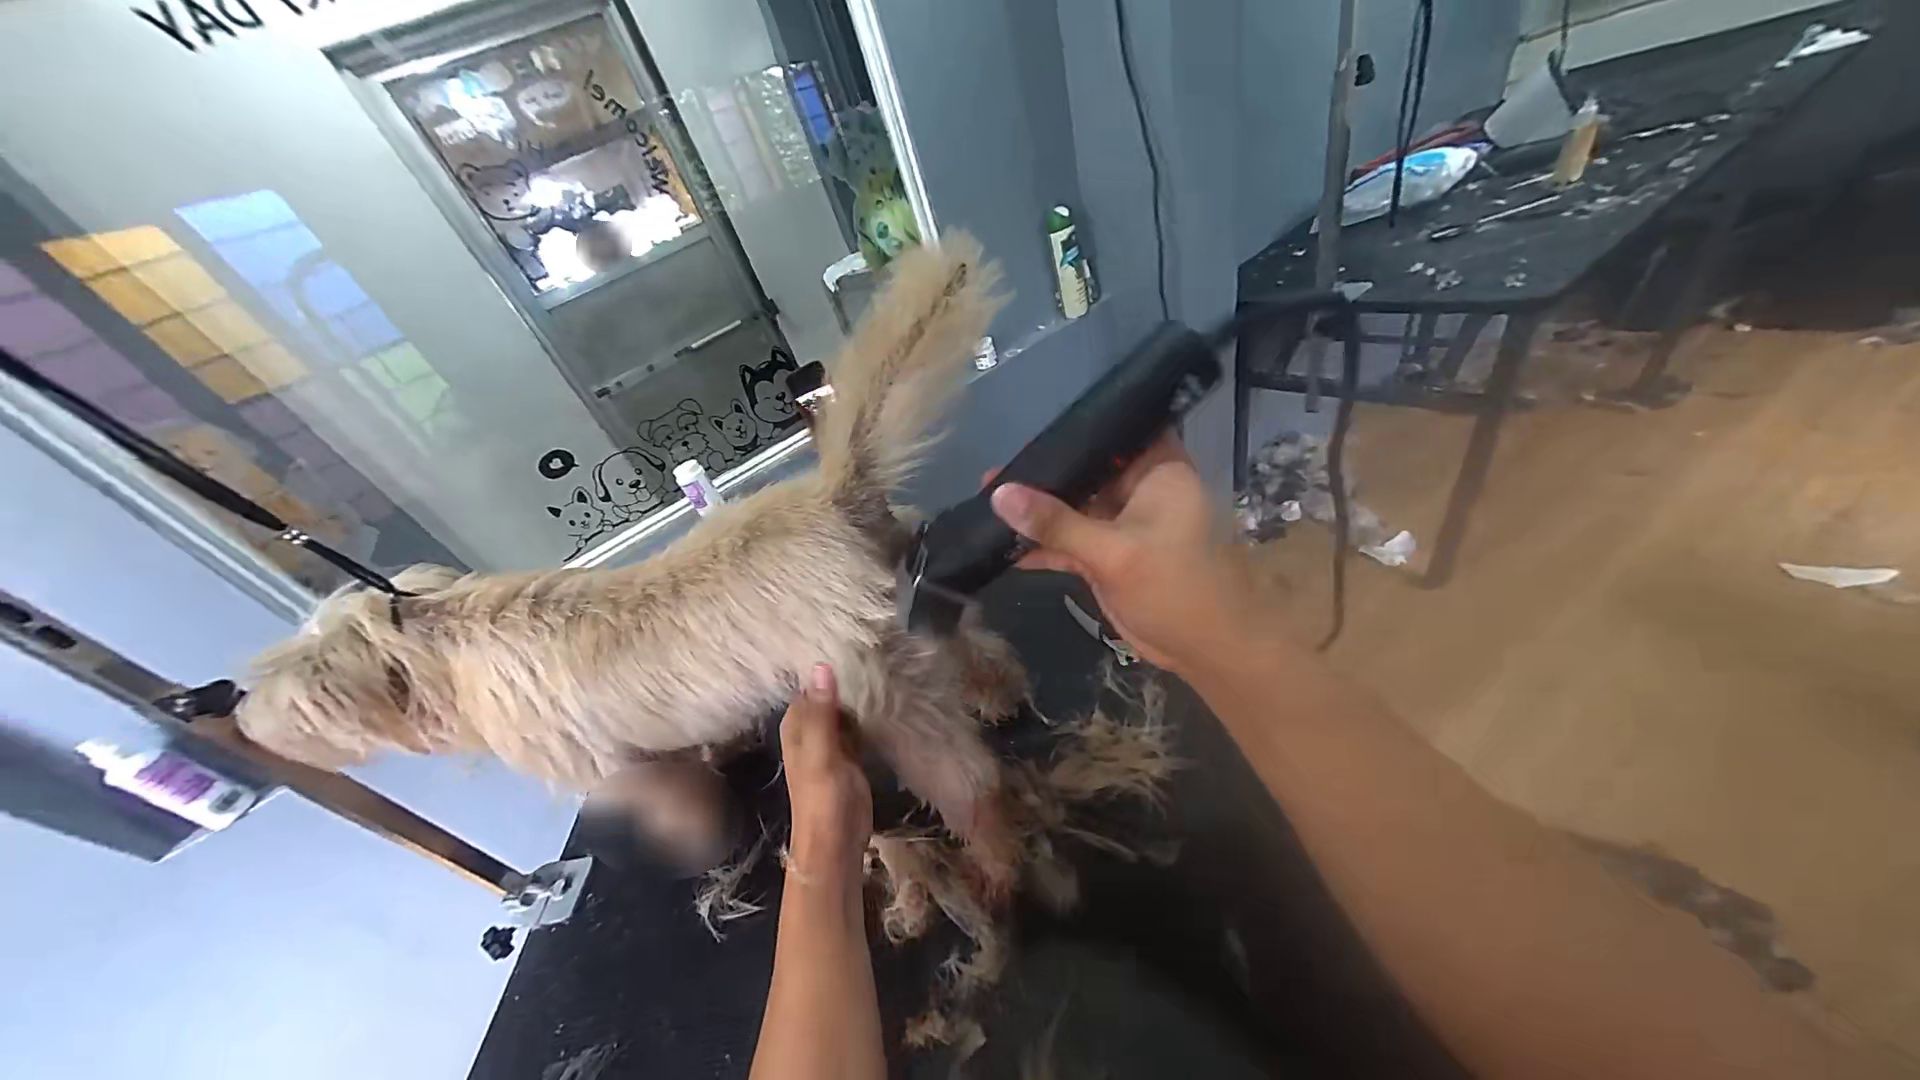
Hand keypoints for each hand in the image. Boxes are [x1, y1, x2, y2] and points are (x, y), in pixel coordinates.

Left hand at [780, 664, 872, 883]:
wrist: (837, 844)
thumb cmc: (821, 800)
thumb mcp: (820, 753)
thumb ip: (821, 711)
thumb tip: (821, 665)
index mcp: (797, 724)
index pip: (810, 682)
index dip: (828, 664)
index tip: (855, 639)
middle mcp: (812, 728)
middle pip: (830, 692)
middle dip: (849, 675)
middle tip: (878, 648)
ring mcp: (833, 741)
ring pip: (847, 707)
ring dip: (861, 692)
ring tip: (886, 663)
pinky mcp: (852, 753)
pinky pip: (860, 723)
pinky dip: (870, 712)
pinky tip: (888, 696)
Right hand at [988, 433, 1276, 676]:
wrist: (1206, 649)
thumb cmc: (1175, 587)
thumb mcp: (1113, 552)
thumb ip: (1056, 523)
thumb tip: (1000, 494)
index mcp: (1157, 471)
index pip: (1117, 430)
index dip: (1079, 424)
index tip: (1034, 426)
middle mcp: (1139, 490)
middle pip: (1085, 470)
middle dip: (1043, 473)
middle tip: (994, 471)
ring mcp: (1121, 524)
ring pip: (1073, 508)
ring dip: (1037, 512)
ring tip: (986, 501)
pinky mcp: (1108, 554)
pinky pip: (1070, 540)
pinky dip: (1044, 545)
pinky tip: (1004, 545)